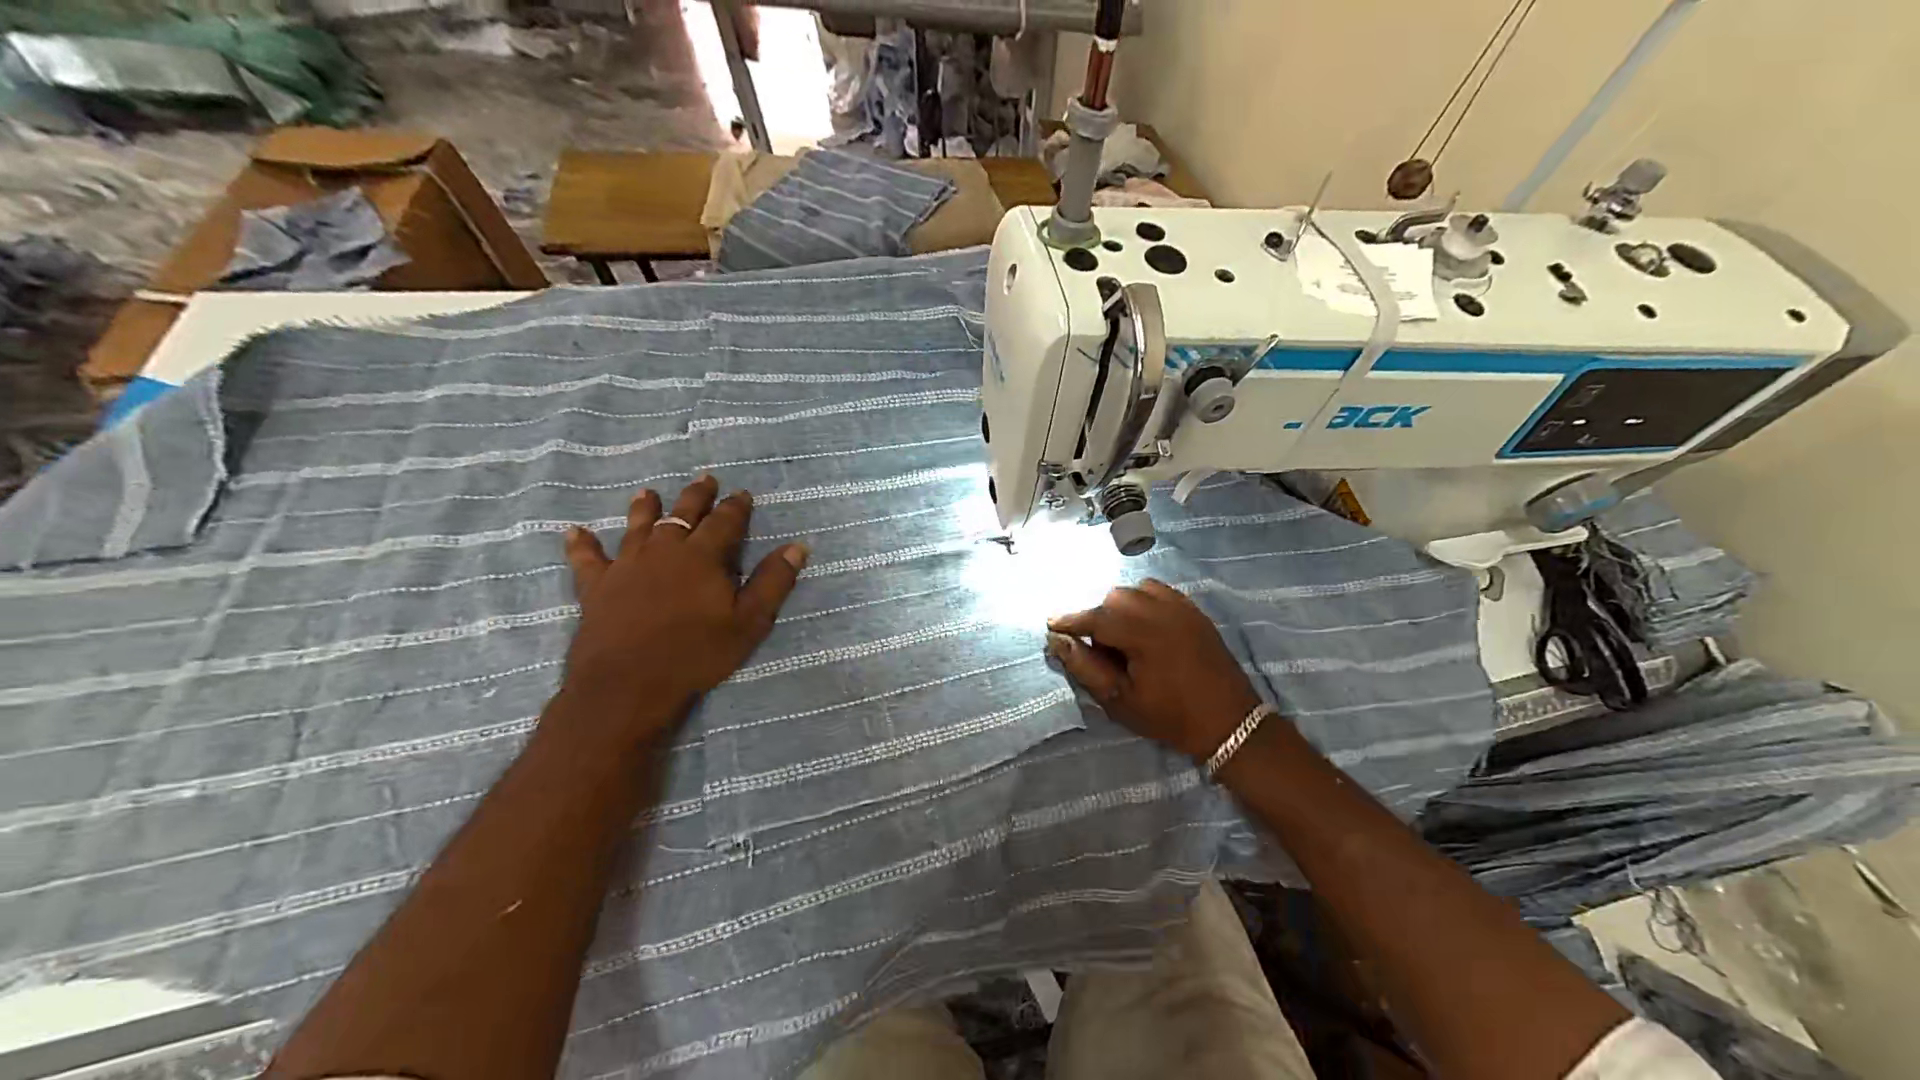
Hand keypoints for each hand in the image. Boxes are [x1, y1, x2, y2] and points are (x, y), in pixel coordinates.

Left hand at [557, 475, 808, 745]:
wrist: (629, 683)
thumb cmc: (696, 653)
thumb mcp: (749, 622)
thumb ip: (772, 582)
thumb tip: (797, 547)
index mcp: (702, 556)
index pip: (724, 521)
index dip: (736, 507)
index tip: (743, 494)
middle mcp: (664, 550)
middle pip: (682, 514)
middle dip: (697, 496)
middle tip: (706, 479)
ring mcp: (626, 565)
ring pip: (637, 526)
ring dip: (645, 508)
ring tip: (648, 493)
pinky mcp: (597, 586)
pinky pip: (587, 558)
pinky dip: (581, 544)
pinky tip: (574, 531)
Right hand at [1046, 579, 1264, 762]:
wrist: (1229, 723)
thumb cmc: (1170, 716)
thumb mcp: (1120, 700)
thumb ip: (1086, 667)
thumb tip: (1058, 641)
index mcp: (1143, 634)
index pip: (1096, 617)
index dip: (1070, 621)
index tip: (1050, 625)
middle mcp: (1162, 611)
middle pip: (1115, 598)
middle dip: (1098, 616)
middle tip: (1097, 647)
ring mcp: (1182, 608)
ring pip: (1137, 589)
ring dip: (1121, 606)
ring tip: (1122, 636)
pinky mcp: (1195, 611)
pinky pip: (1160, 591)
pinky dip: (1144, 600)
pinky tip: (1144, 624)